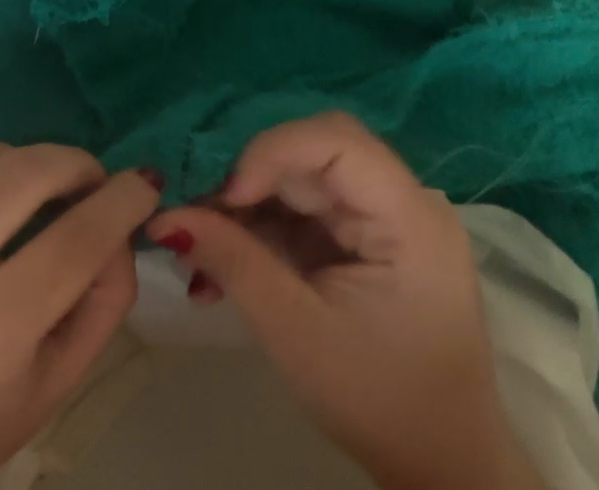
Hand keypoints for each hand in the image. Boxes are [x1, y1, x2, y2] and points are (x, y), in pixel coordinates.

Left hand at [0, 137, 160, 489]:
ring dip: (20, 157)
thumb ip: (103, 299)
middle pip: (25, 173)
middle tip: (93, 179)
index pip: (76, 238)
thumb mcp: (57, 382)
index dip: (121, 202)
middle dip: (76, 163)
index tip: (142, 184)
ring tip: (36, 186)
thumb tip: (120, 224)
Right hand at [147, 113, 544, 489]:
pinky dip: (251, 232)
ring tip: (196, 254)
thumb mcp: (293, 329)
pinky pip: (292, 212)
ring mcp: (376, 222)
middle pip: (308, 155)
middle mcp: (398, 204)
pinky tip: (216, 267)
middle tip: (193, 221)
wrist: (436, 462)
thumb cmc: (377, 398)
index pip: (335, 141)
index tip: (225, 198)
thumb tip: (162, 216)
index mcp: (409, 220)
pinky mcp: (354, 241)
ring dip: (237, 210)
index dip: (270, 152)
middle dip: (243, 181)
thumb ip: (231, 260)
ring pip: (291, 181)